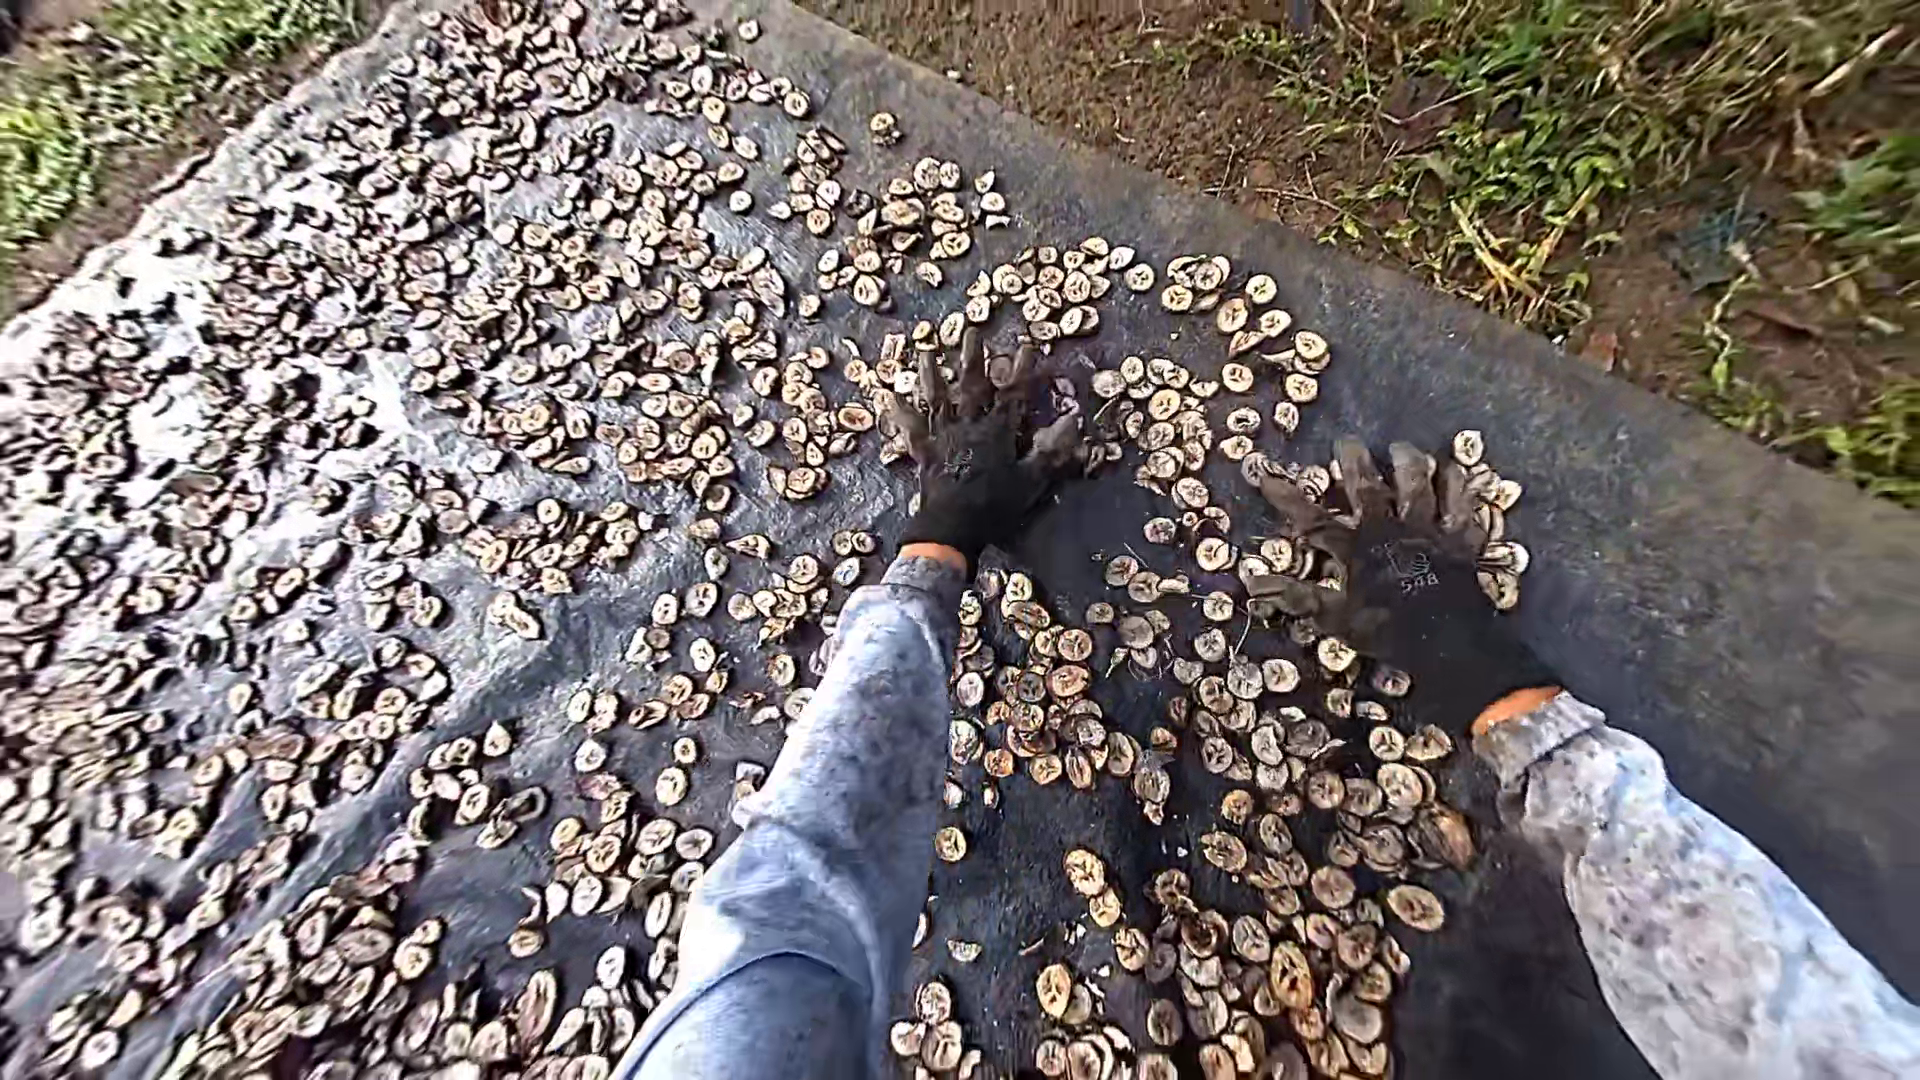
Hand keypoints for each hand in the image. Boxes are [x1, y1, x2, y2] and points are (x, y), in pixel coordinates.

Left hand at [885, 328, 1083, 573]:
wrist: (953, 527)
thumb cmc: (995, 505)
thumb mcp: (1030, 481)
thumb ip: (1051, 450)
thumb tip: (1074, 420)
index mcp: (998, 431)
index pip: (1014, 394)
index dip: (1022, 370)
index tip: (1026, 345)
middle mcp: (969, 425)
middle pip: (973, 386)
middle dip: (974, 358)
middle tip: (971, 331)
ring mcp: (944, 436)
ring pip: (938, 399)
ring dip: (932, 374)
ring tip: (927, 351)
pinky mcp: (925, 451)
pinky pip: (910, 429)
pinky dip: (899, 412)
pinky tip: (888, 394)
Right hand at [1249, 436, 1557, 731]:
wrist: (1453, 644)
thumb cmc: (1386, 629)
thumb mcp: (1333, 617)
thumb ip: (1296, 596)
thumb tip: (1252, 582)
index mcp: (1356, 548)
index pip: (1312, 519)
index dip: (1288, 498)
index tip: (1266, 476)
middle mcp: (1390, 531)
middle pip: (1368, 490)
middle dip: (1354, 464)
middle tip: (1346, 441)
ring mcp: (1428, 533)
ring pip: (1418, 489)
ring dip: (1408, 466)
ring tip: (1401, 447)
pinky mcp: (1461, 542)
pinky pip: (1463, 507)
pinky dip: (1460, 487)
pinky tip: (1456, 470)